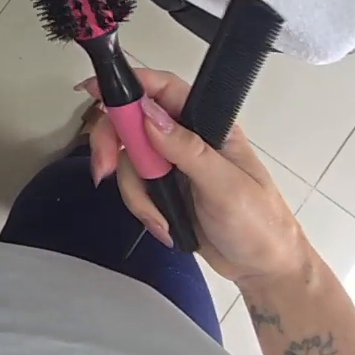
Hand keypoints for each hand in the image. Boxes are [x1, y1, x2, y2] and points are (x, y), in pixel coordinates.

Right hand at [86, 68, 310, 285]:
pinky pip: (131, 183)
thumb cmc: (261, 225)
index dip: (128, 85)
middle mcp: (185, 137)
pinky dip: (139, 205)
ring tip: (157, 217)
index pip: (162, 90)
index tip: (93, 91)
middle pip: (131, 122)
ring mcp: (171, 162)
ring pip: (127, 157)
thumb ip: (187, 149)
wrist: (261, 270)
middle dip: (113, 144)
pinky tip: (162, 223)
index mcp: (207, 125)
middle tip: (104, 168)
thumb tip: (149, 114)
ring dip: (132, 189)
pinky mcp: (161, 186)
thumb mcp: (225, 187)